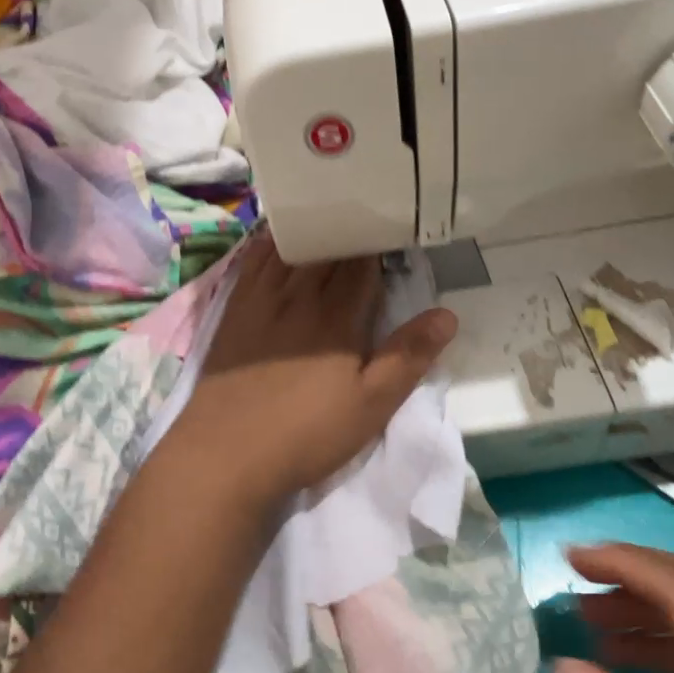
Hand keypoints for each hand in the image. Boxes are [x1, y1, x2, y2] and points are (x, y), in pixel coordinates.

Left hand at [161, 230, 457, 508]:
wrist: (226, 453)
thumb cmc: (306, 434)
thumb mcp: (370, 406)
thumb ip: (407, 357)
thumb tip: (447, 314)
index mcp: (337, 317)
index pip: (362, 266)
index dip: (378, 247)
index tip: (393, 232)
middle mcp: (298, 296)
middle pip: (327, 252)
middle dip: (349, 236)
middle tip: (366, 223)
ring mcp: (261, 300)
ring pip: (292, 251)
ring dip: (312, 233)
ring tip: (328, 219)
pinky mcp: (233, 310)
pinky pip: (253, 262)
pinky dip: (270, 244)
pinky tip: (277, 236)